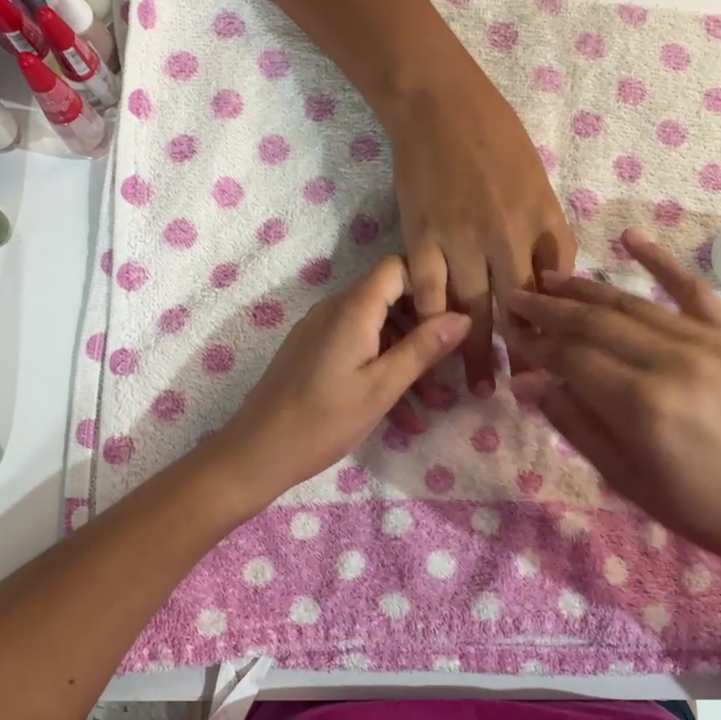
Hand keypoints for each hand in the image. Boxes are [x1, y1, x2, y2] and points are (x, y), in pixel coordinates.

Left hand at [222, 256, 469, 492]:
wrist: (257, 451)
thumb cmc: (323, 420)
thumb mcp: (381, 387)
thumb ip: (423, 349)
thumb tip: (464, 316)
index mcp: (353, 309)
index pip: (399, 268)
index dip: (432, 286)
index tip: (458, 320)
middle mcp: (335, 309)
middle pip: (391, 300)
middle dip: (426, 330)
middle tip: (455, 364)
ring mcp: (321, 331)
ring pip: (377, 330)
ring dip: (408, 360)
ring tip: (436, 403)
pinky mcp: (313, 353)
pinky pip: (358, 349)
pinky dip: (383, 371)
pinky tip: (406, 417)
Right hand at [386, 75, 575, 397]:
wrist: (439, 105)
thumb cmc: (497, 139)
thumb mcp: (540, 184)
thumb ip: (549, 236)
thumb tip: (556, 285)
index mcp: (543, 222)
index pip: (555, 291)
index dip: (555, 331)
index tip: (555, 366)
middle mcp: (508, 237)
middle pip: (516, 309)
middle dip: (518, 356)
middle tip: (518, 393)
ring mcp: (462, 239)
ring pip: (473, 308)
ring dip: (475, 352)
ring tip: (477, 388)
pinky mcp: (422, 238)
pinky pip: (429, 292)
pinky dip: (433, 324)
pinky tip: (433, 350)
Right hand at [506, 229, 720, 568]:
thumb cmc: (694, 506)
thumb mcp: (623, 476)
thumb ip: (573, 422)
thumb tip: (525, 380)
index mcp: (643, 405)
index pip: (571, 358)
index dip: (535, 343)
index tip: (508, 331)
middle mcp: (674, 363)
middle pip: (597, 323)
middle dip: (550, 309)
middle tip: (516, 296)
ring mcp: (711, 343)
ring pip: (634, 304)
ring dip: (587, 288)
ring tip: (549, 277)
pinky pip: (694, 290)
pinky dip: (662, 262)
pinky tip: (630, 238)